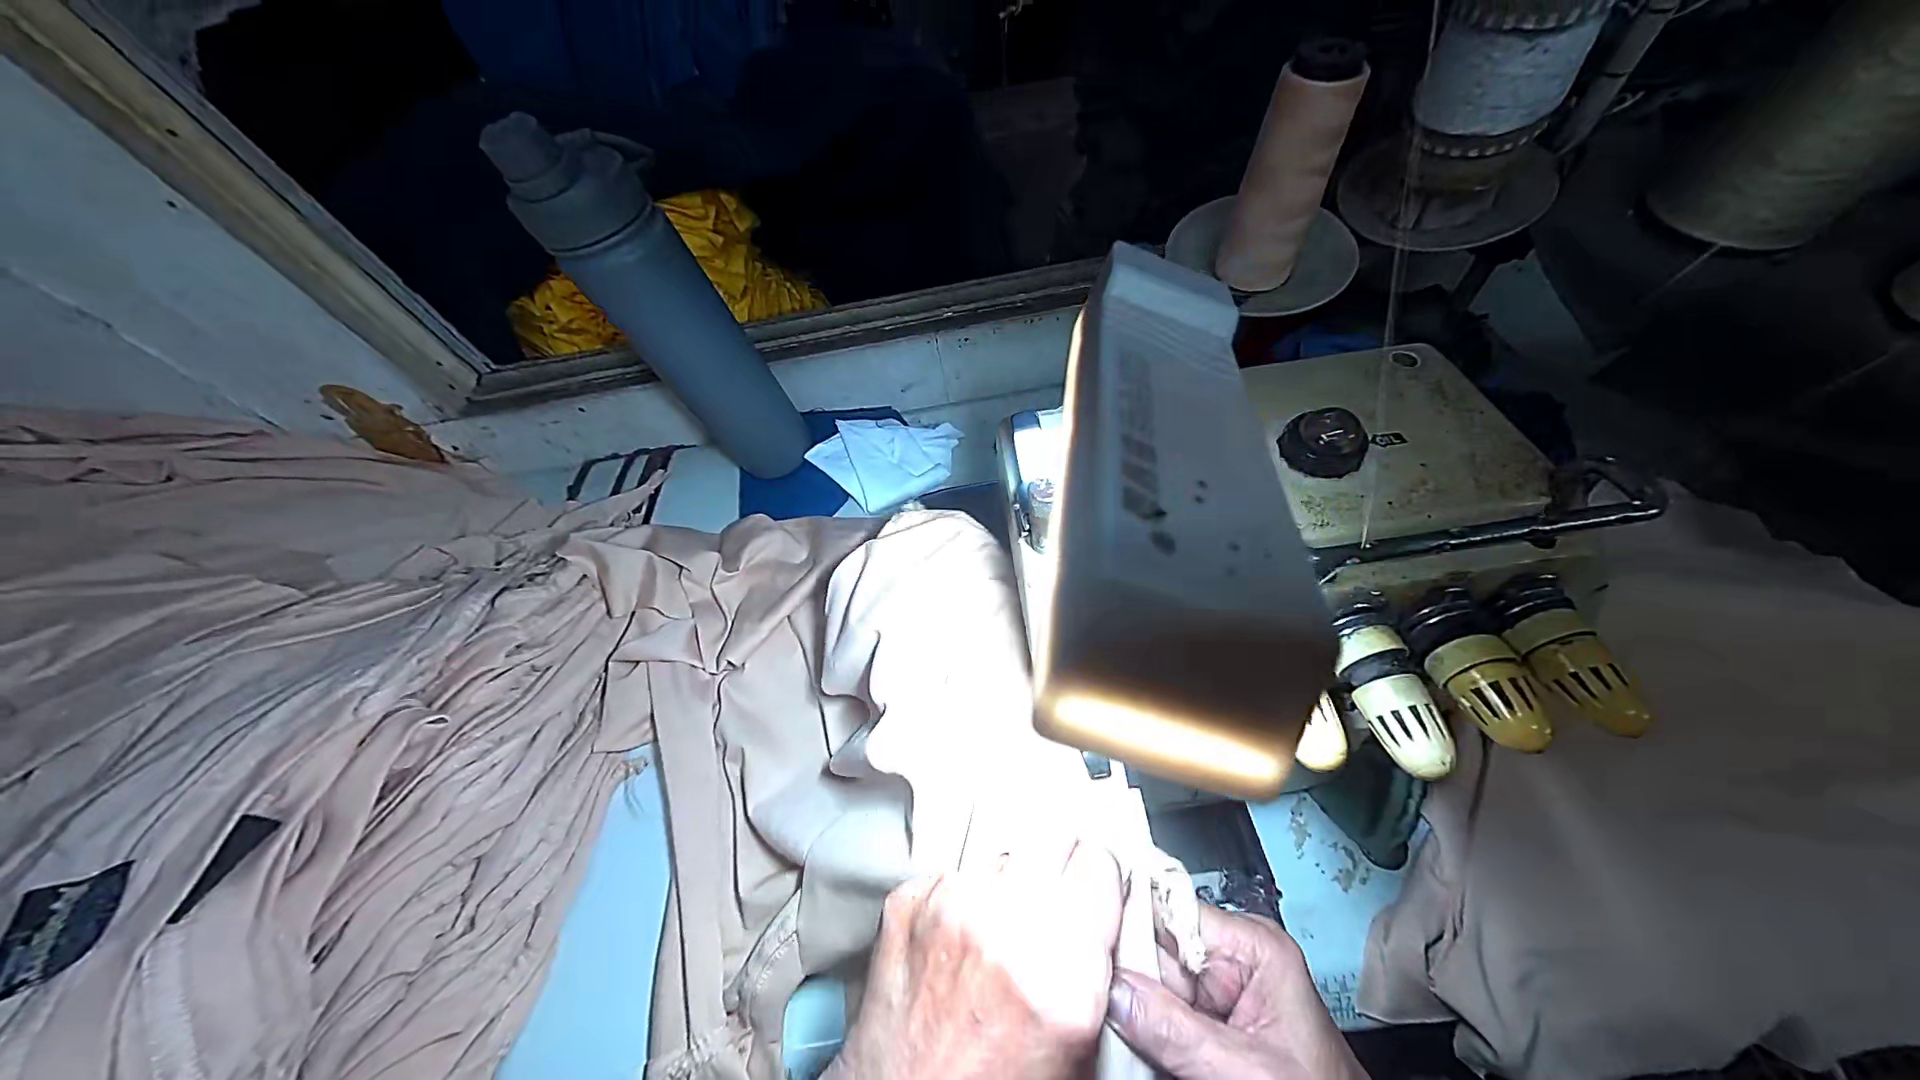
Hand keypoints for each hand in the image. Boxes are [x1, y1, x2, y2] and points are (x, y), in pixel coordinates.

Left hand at [827, 838, 1123, 1079]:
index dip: (1097, 879)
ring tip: (998, 928)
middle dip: (1055, 869)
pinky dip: (960, 894)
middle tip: (1048, 905)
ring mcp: (949, 906)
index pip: (1097, 862)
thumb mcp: (1078, 1046)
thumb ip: (1095, 968)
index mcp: (1062, 972)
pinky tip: (957, 934)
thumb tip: (1103, 909)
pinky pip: (952, 872)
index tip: (1090, 890)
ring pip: (1000, 854)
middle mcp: (1005, 926)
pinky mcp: (906, 900)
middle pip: (1050, 840)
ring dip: (1006, 882)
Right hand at [1106, 905, 1366, 1079]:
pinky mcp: (1200, 1022)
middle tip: (1082, 971)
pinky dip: (1134, 1019)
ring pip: (1146, 979)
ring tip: (1096, 1000)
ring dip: (1123, 993)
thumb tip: (1111, 989)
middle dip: (1123, 963)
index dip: (1127, 917)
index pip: (1172, 910)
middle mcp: (1228, 958)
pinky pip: (1153, 1009)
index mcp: (1252, 947)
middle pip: (1153, 944)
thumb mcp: (1248, 1068)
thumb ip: (1177, 1030)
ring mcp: (1211, 991)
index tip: (1085, 921)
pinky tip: (1117, 1025)